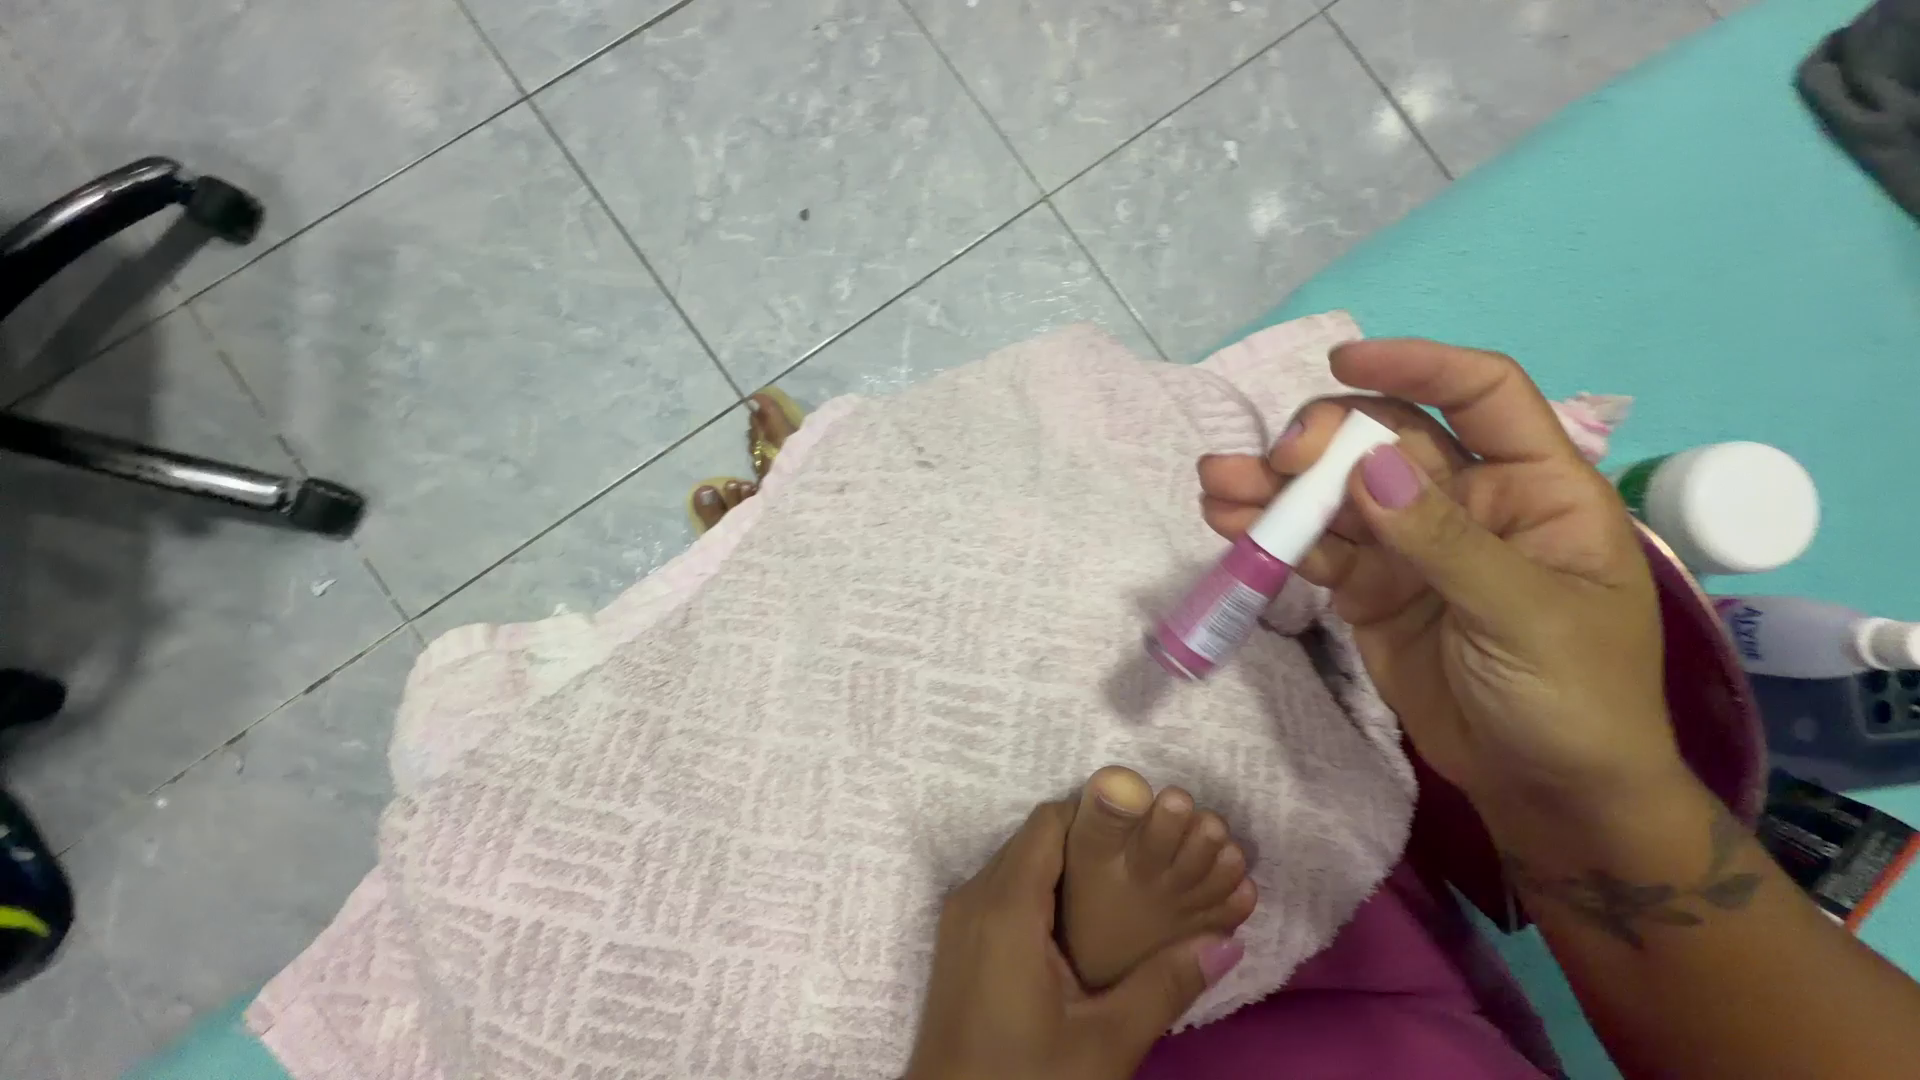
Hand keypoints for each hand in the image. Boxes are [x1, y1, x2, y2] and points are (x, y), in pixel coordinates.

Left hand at [904, 801, 1242, 1079]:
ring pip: (1018, 859)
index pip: (1050, 821)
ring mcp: (961, 916)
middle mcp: (975, 895)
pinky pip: (1003, 886)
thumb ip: (1165, 986)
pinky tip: (1082, 923)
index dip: (1099, 816)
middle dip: (1089, 840)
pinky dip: (1041, 887)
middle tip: (1146, 861)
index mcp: (1006, 907)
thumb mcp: (1105, 1043)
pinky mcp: (959, 938)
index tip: (1147, 832)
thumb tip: (1226, 942)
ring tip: (1123, 888)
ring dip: (1065, 864)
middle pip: (1035, 837)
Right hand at [1198, 339, 1685, 814]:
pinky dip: (1271, 535)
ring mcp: (1409, 545)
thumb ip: (1445, 539)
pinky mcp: (1367, 588)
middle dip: (1325, 440)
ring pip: (1335, 494)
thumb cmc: (1575, 698)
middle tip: (1276, 462)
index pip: (1482, 395)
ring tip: (1216, 483)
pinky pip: (1315, 548)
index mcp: (1535, 487)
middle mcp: (1466, 502)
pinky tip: (1228, 524)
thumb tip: (1368, 464)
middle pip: (1385, 440)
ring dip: (1275, 486)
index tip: (1344, 361)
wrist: (1545, 791)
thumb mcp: (1524, 616)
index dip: (1417, 365)